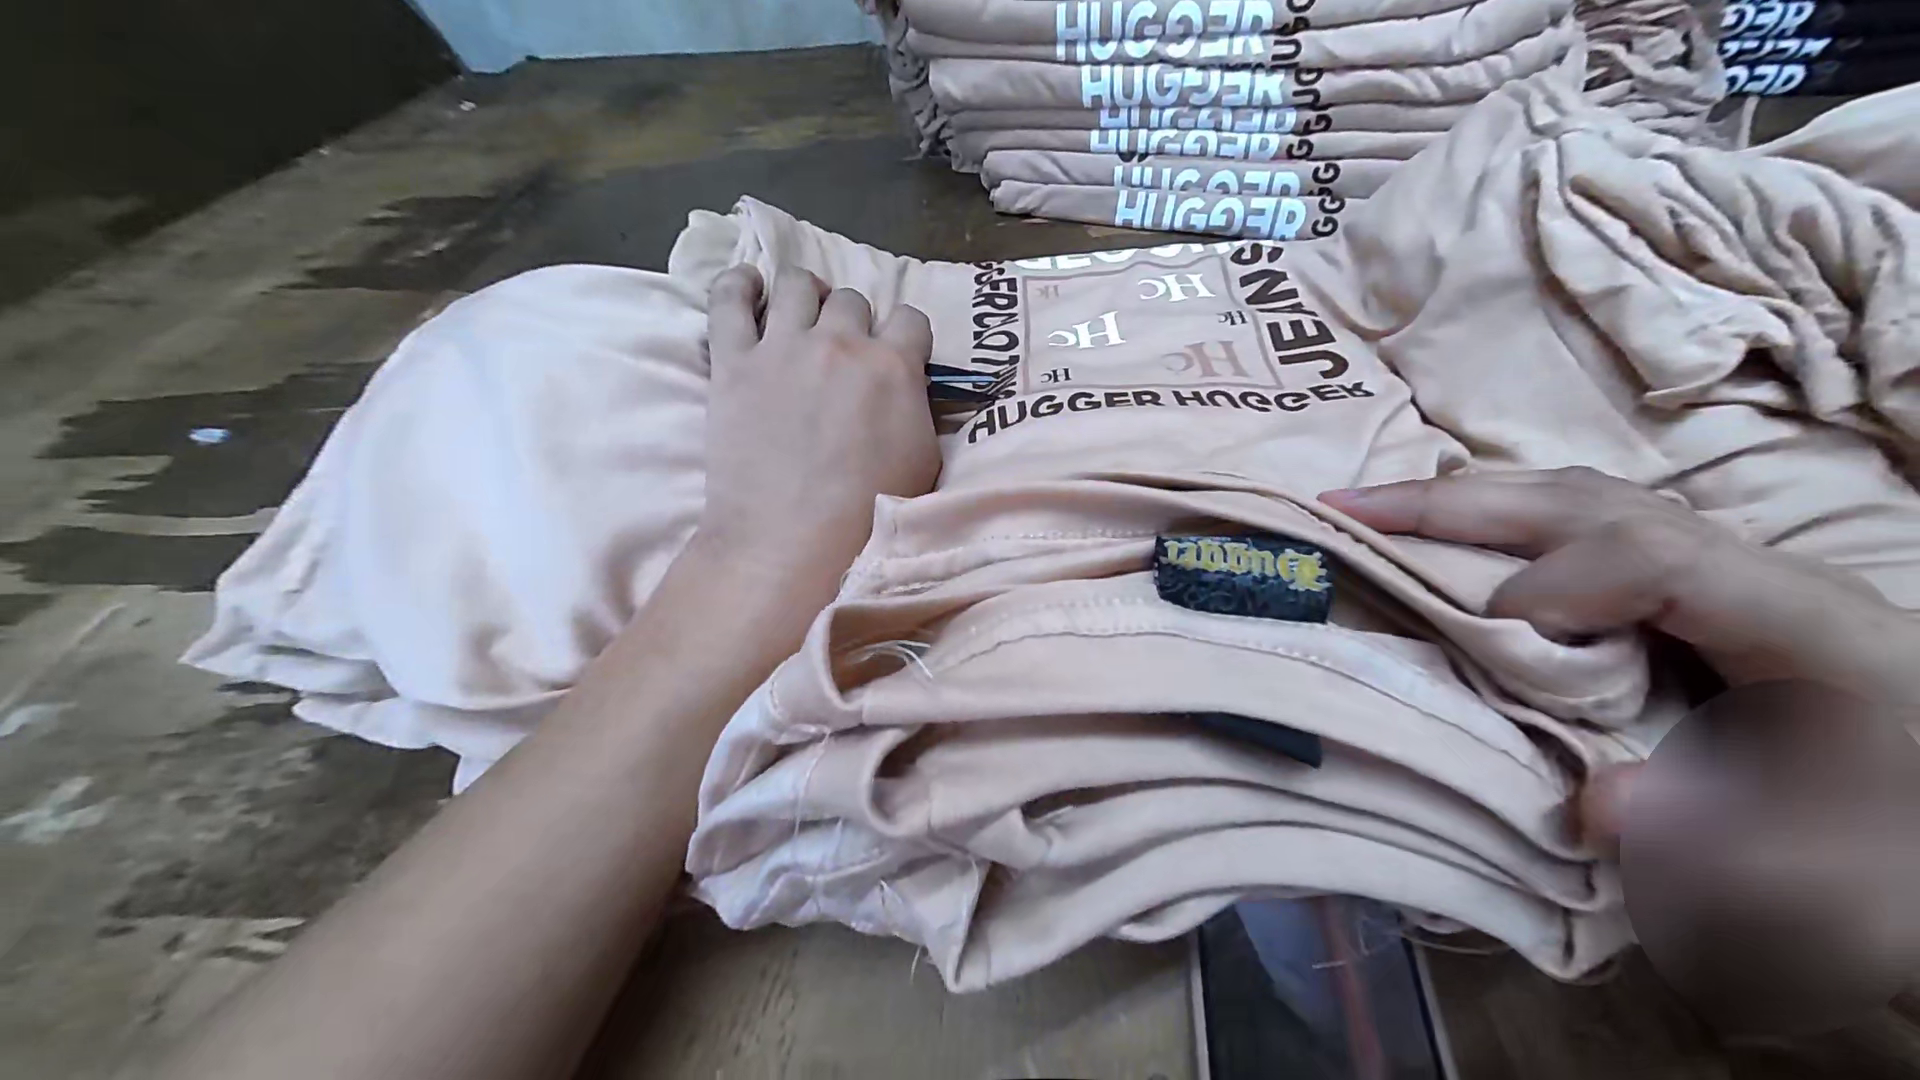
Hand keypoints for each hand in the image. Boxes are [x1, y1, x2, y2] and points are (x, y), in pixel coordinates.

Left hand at [700, 265, 939, 613]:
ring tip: (802, 315)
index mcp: (893, 366)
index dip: (907, 336)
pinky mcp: (734, 361)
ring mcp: (783, 346)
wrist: (793, 538)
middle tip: (845, 355)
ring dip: (807, 294)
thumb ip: (918, 410)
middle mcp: (840, 342)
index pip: (911, 318)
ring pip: (798, 284)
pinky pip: (728, 299)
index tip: (898, 356)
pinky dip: (738, 285)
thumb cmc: (868, 512)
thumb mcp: (923, 460)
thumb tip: (908, 391)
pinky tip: (748, 287)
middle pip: (853, 299)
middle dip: (855, 323)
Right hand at [1320, 467, 1919, 847]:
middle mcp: (1747, 570)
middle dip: (1451, 505)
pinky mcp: (1665, 577)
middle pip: (1583, 502)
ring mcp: (1703, 563)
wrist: (1908, 817)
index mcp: (1804, 626)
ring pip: (1566, 497)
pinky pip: (1564, 520)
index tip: (1492, 634)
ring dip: (1455, 499)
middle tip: (1346, 507)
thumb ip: (1725, 848)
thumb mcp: (1824, 879)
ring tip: (1368, 506)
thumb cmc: (1873, 848)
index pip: (1654, 557)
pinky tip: (1436, 526)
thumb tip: (1592, 802)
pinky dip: (1484, 516)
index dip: (1554, 584)